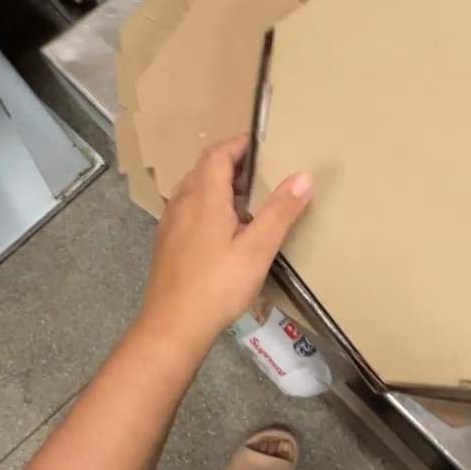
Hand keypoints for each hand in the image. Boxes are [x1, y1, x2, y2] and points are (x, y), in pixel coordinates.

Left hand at [136, 135, 311, 352]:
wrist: (173, 325)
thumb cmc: (219, 285)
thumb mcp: (258, 249)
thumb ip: (280, 211)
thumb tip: (303, 176)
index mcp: (204, 197)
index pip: (217, 155)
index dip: (238, 145)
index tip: (259, 144)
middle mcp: (182, 203)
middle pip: (203, 169)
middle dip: (230, 163)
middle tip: (259, 170)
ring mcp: (170, 224)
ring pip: (193, 190)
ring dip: (218, 184)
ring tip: (247, 198)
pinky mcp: (167, 244)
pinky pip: (188, 209)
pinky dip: (207, 205)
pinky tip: (224, 229)